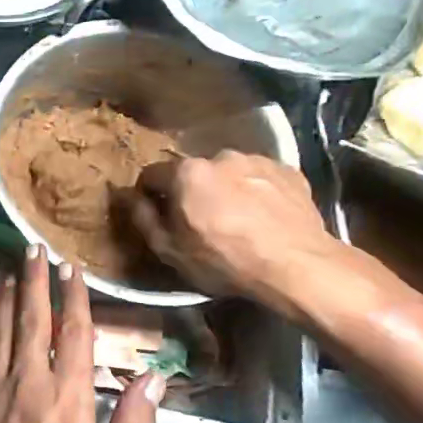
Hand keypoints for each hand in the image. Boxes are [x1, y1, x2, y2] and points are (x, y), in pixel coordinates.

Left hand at [0, 245, 162, 422]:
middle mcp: (26, 386)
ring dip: (1, 300)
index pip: (73, 334)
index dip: (73, 297)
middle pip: (30, 322)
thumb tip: (154, 376)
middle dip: (32, 282)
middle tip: (31, 250)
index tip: (70, 268)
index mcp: (68, 399)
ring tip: (4, 272)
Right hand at [129, 152, 343, 317]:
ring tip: (236, 220)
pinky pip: (259, 178)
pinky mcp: (289, 170)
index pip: (153, 174)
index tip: (157, 216)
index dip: (149, 195)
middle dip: (192, 192)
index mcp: (186, 172)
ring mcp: (258, 160)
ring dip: (225, 189)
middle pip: (193, 173)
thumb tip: (126, 195)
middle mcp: (220, 156)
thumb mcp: (169, 249)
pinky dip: (255, 192)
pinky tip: (262, 217)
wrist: (295, 265)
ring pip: (229, 173)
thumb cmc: (223, 260)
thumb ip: (142, 217)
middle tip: (201, 222)